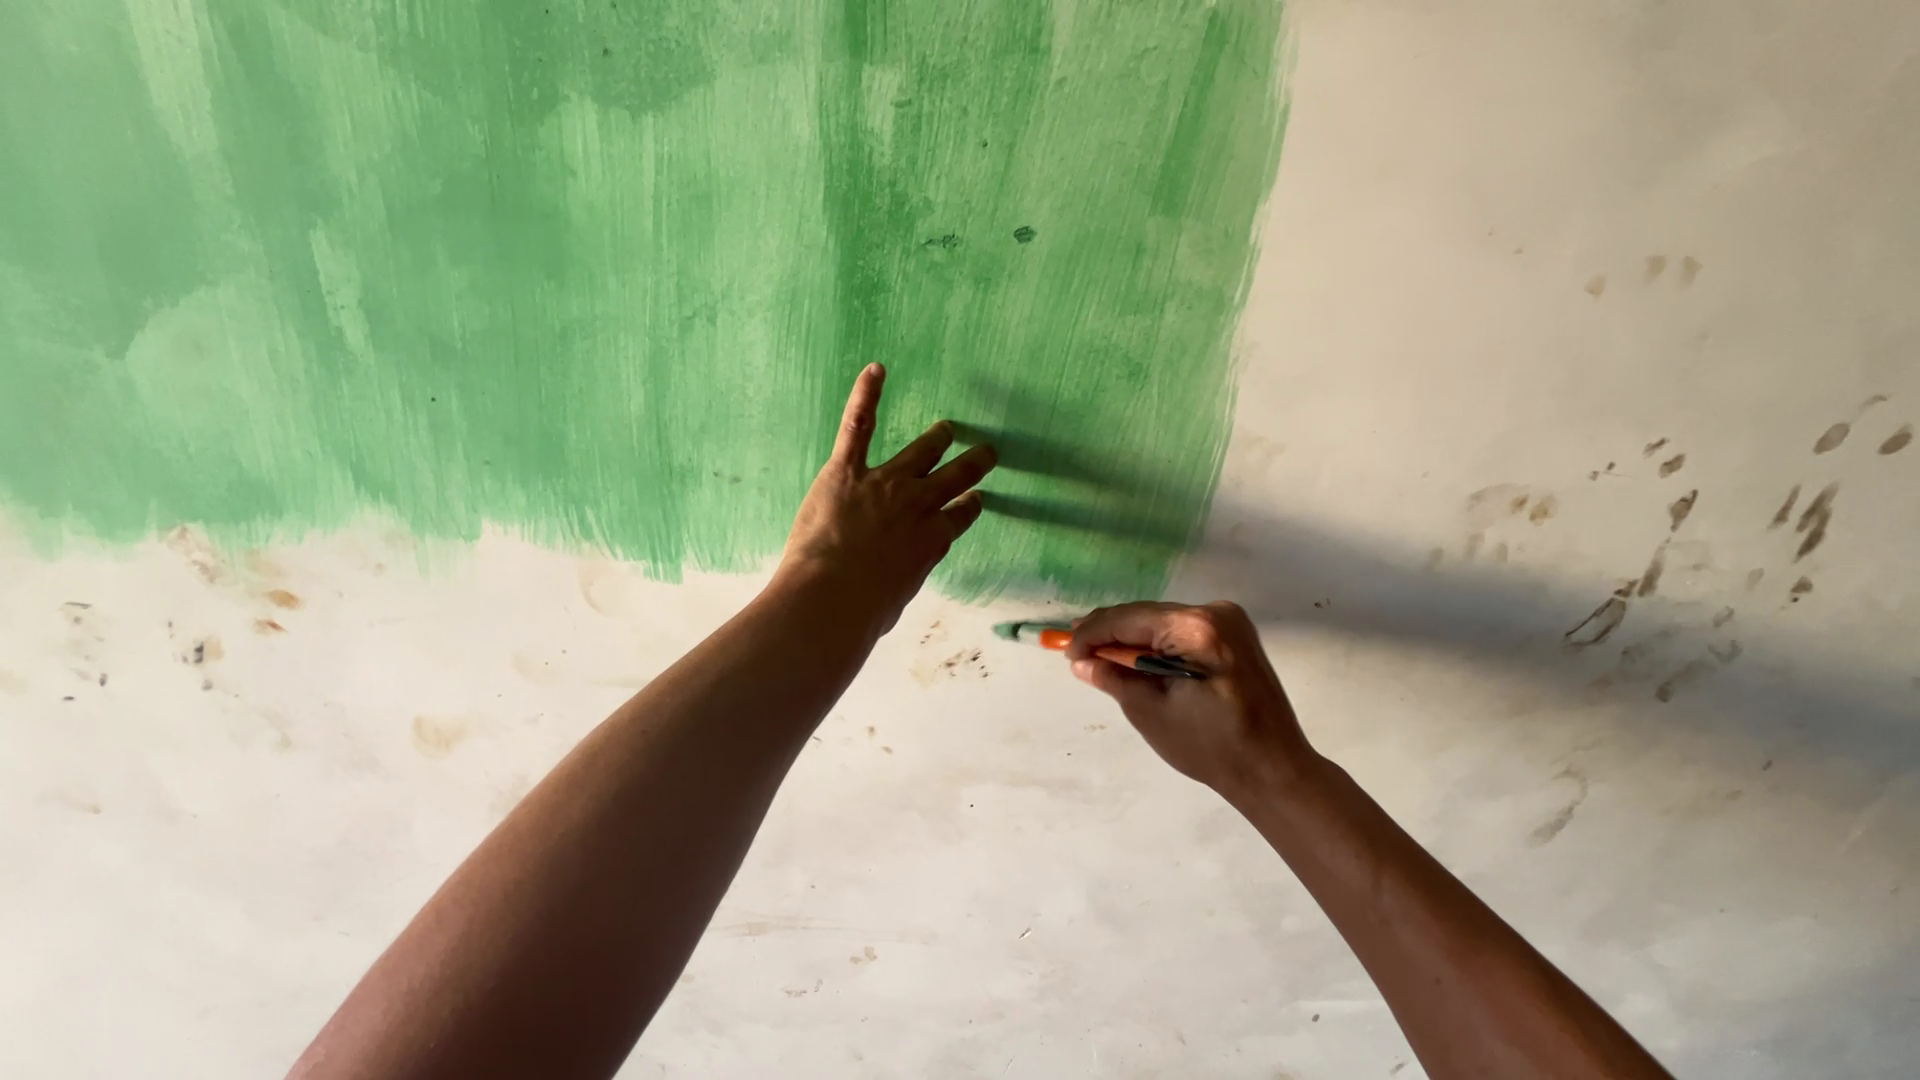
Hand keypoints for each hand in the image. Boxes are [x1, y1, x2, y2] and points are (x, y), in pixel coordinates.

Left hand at [779, 364, 996, 630]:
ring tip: (947, 428)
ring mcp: (886, 482)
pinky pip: (859, 426)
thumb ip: (899, 579)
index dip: (970, 506)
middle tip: (985, 453)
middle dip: (972, 465)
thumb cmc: (863, 611)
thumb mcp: (895, 600)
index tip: (976, 500)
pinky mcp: (848, 470)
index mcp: (933, 540)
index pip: (961, 517)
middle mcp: (919, 505)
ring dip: (938, 438)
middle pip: (954, 478)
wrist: (832, 597)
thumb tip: (888, 583)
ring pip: (921, 452)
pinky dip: (866, 396)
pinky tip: (876, 370)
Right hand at [1068, 602, 1314, 794]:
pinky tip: (1136, 658)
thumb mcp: (1150, 713)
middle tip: (1076, 652)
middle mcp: (1215, 612)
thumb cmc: (1211, 747)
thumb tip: (1082, 662)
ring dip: (1131, 638)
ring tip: (1099, 655)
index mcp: (1197, 628)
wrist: (1274, 770)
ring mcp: (1230, 621)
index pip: (1129, 619)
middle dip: (1110, 633)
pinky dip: (1156, 643)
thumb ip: (1114, 678)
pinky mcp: (1235, 636)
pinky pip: (1181, 631)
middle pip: (1146, 615)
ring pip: (1162, 621)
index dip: (1092, 633)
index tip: (1066, 652)